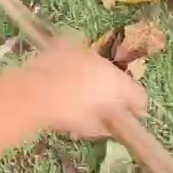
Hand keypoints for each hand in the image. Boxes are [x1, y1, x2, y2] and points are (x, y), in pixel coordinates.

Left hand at [13, 42, 148, 138]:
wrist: (33, 92)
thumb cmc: (66, 113)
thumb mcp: (88, 127)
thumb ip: (103, 126)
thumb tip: (107, 127)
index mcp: (118, 85)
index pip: (139, 96)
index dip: (137, 108)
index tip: (133, 116)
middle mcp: (106, 64)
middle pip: (117, 79)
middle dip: (114, 92)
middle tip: (104, 105)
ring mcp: (86, 52)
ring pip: (98, 66)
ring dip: (95, 77)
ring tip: (82, 90)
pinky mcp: (66, 44)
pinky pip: (77, 52)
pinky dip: (75, 62)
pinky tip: (66, 72)